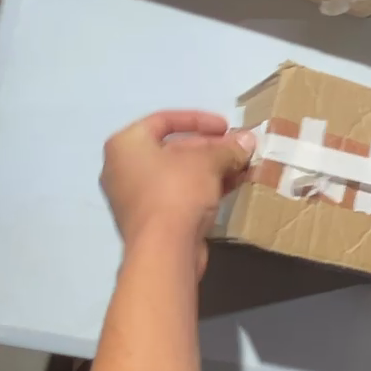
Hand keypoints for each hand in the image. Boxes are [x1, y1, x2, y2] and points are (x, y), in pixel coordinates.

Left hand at [101, 111, 254, 251]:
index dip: (199, 120)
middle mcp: (122, 168)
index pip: (163, 120)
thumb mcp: (208, 162)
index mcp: (125, 144)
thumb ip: (227, 148)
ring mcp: (133, 197)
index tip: (226, 127)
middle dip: (210, 148)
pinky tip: (230, 188)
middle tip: (238, 150)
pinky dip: (201, 189)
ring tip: (241, 168)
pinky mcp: (149, 221)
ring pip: (177, 174)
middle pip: (172, 149)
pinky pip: (177, 195)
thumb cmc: (177, 191)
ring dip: (210, 169)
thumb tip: (248, 141)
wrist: (164, 250)